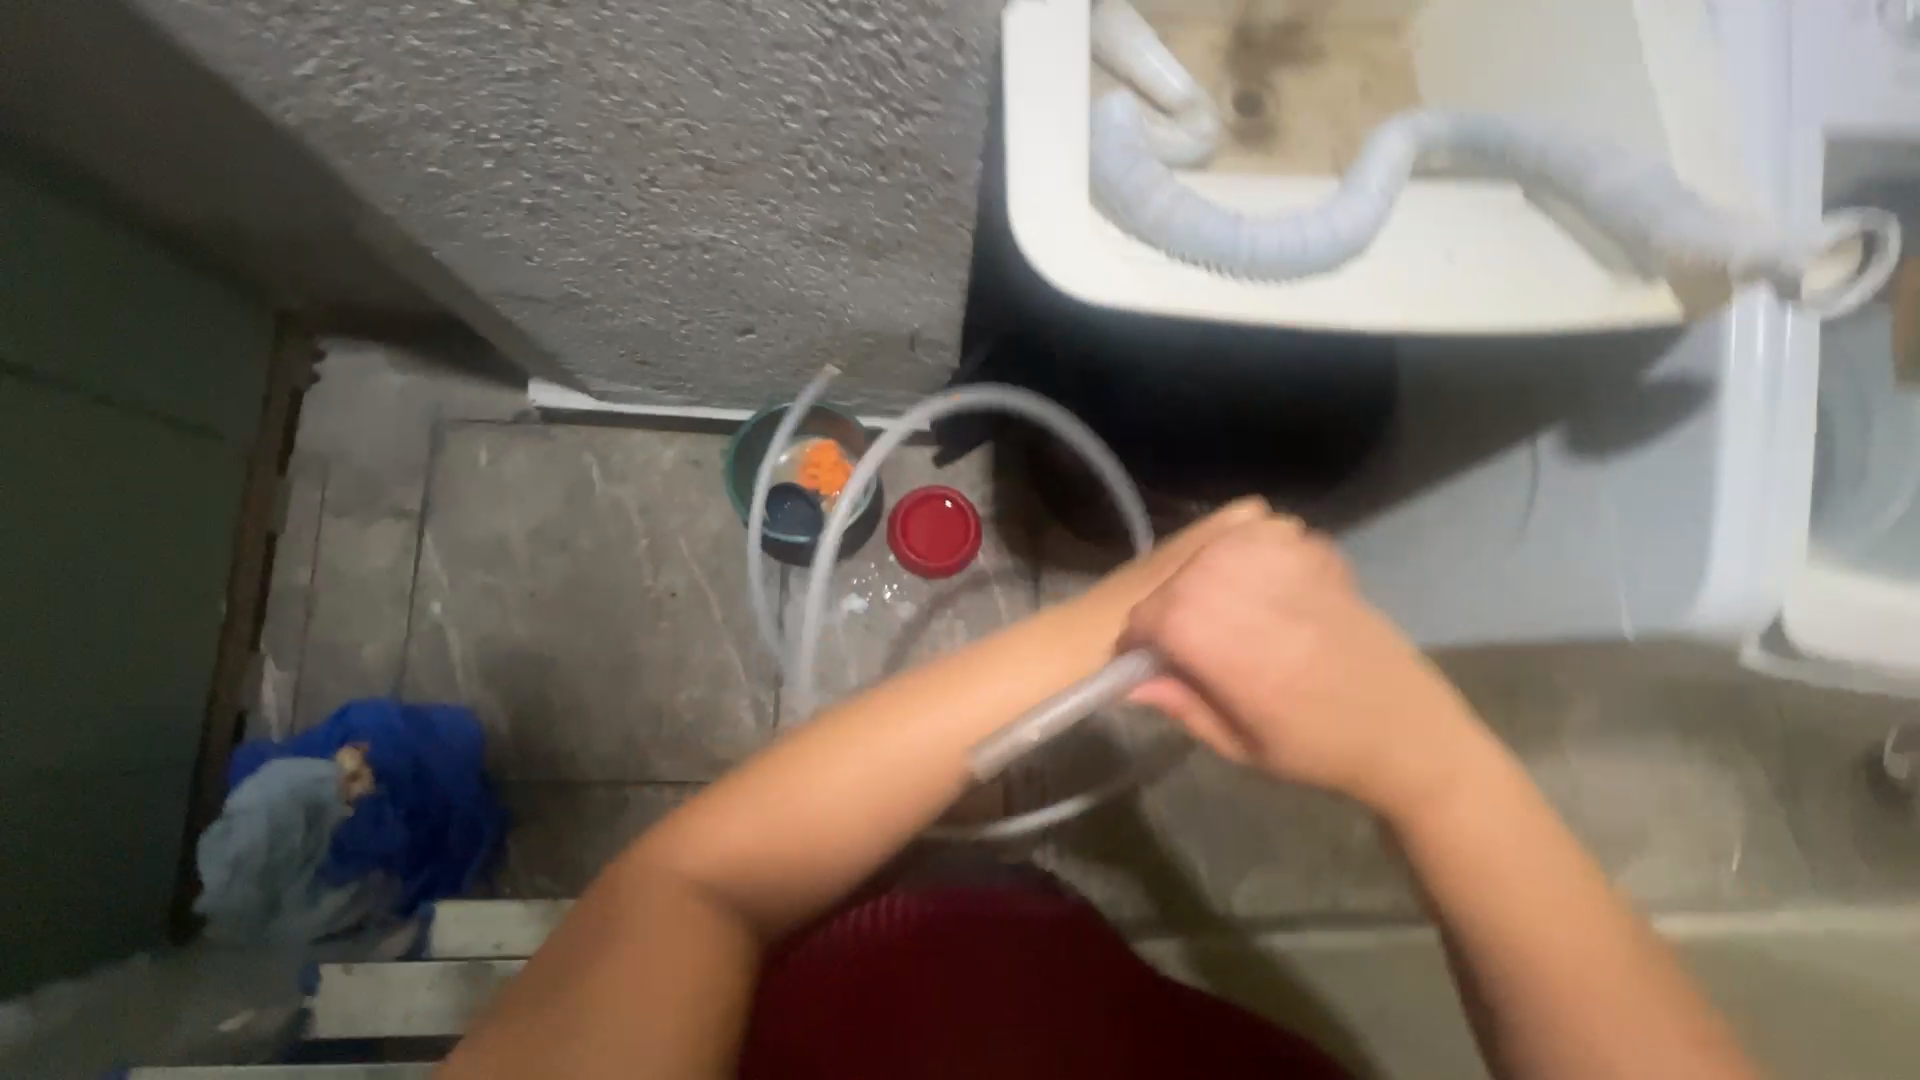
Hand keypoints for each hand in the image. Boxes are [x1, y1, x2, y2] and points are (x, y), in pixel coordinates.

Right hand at [1124, 514, 1497, 819]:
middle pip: (1178, 580)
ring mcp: (1290, 566)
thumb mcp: (1239, 745)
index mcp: (1229, 649)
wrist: (1408, 732)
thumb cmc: (1319, 749)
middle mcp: (1253, 594)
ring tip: (1222, 612)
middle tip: (1186, 641)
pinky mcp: (1319, 555)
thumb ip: (1181, 704)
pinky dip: (1244, 554)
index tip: (1144, 658)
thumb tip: (1129, 681)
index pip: (1149, 617)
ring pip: (1213, 551)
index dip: (1137, 638)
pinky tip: (1259, 587)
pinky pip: (1258, 536)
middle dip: (1168, 608)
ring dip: (1203, 577)